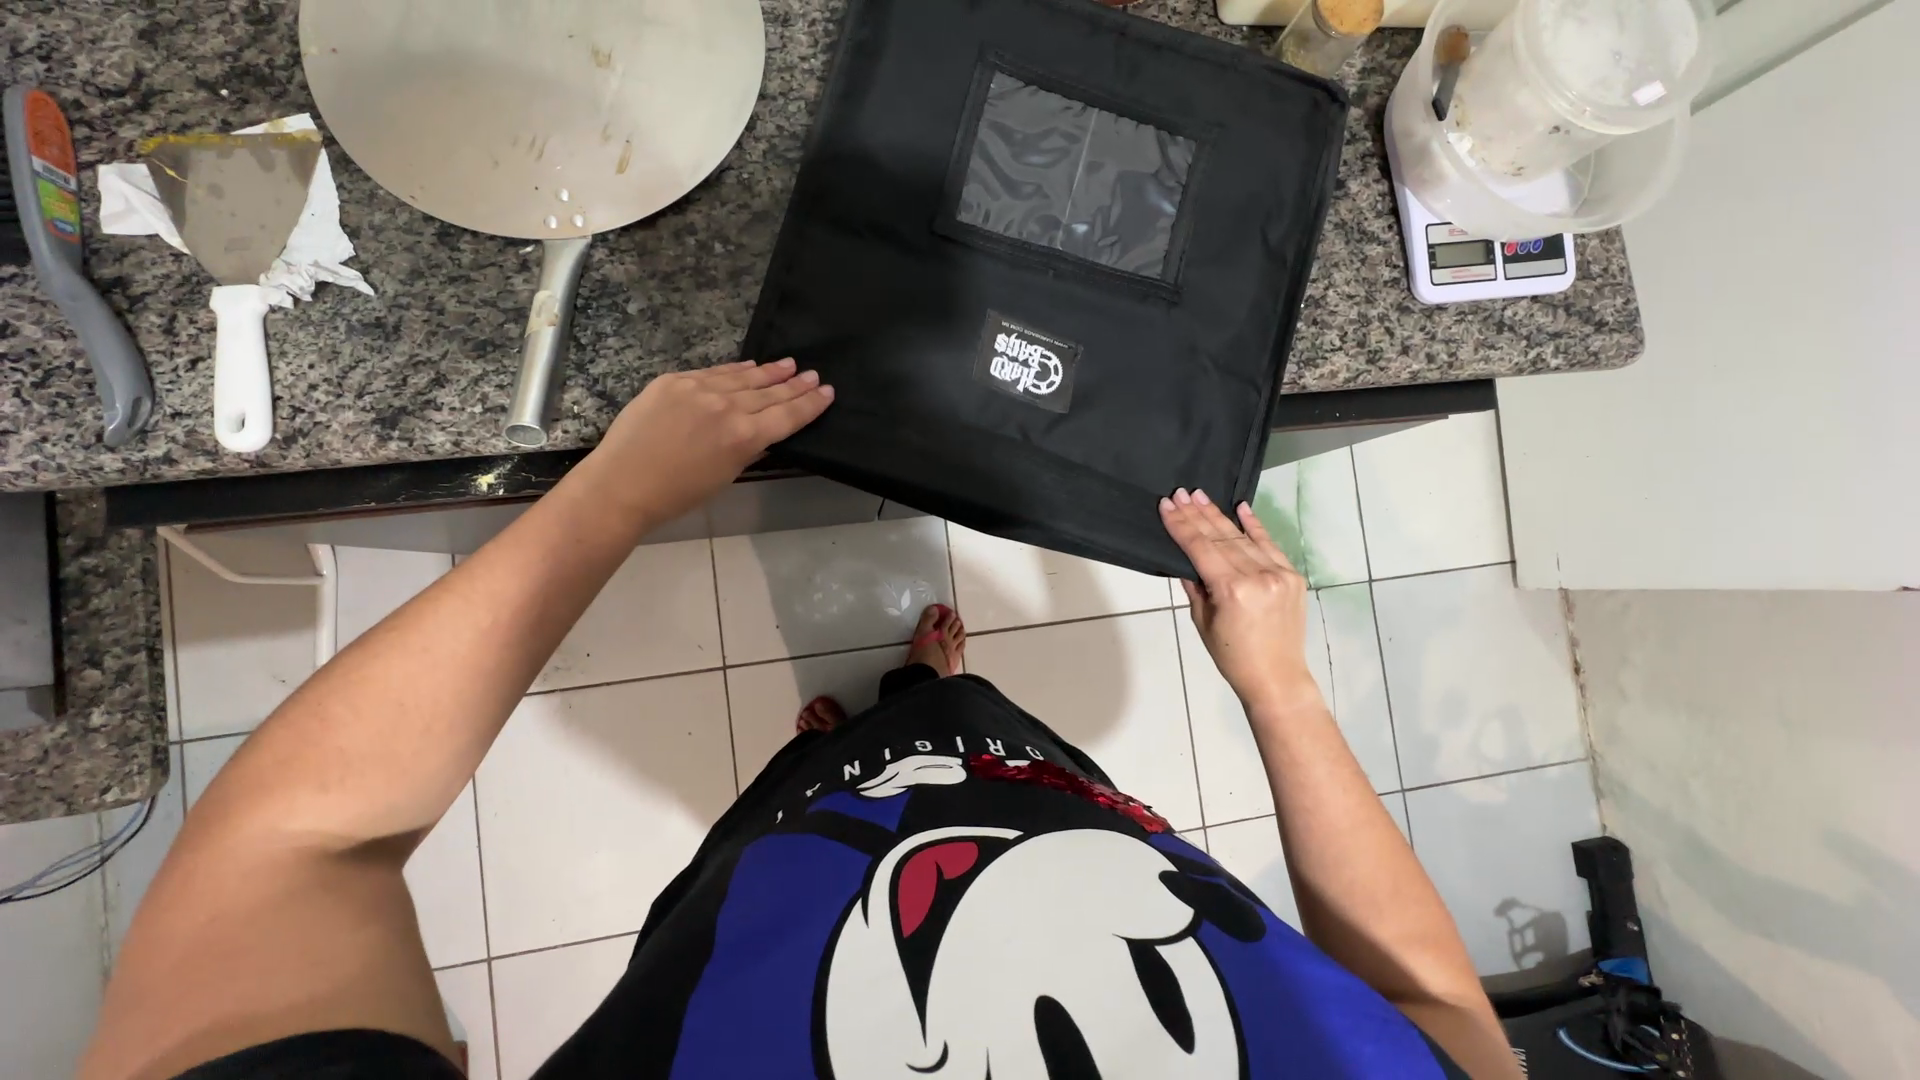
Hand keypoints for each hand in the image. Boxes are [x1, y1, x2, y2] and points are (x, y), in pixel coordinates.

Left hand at [583, 358, 834, 527]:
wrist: (622, 484)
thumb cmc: (676, 495)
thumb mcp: (724, 477)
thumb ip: (748, 450)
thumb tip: (763, 435)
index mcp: (744, 438)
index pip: (787, 416)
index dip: (810, 404)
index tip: (827, 392)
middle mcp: (726, 407)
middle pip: (770, 393)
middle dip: (794, 385)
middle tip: (813, 375)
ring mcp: (698, 389)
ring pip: (743, 377)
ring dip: (769, 372)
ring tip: (789, 365)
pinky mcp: (674, 381)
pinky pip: (714, 372)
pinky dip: (735, 369)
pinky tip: (748, 366)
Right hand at [1161, 488, 1320, 712]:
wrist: (1277, 677)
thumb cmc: (1232, 656)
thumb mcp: (1203, 622)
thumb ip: (1195, 586)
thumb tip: (1186, 558)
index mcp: (1233, 590)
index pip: (1201, 548)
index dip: (1181, 525)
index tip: (1166, 505)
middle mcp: (1258, 576)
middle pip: (1221, 537)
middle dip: (1197, 514)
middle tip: (1180, 493)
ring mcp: (1279, 574)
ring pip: (1243, 537)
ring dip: (1220, 516)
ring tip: (1200, 496)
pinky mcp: (1293, 576)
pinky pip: (1270, 545)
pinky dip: (1255, 526)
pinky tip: (1240, 508)